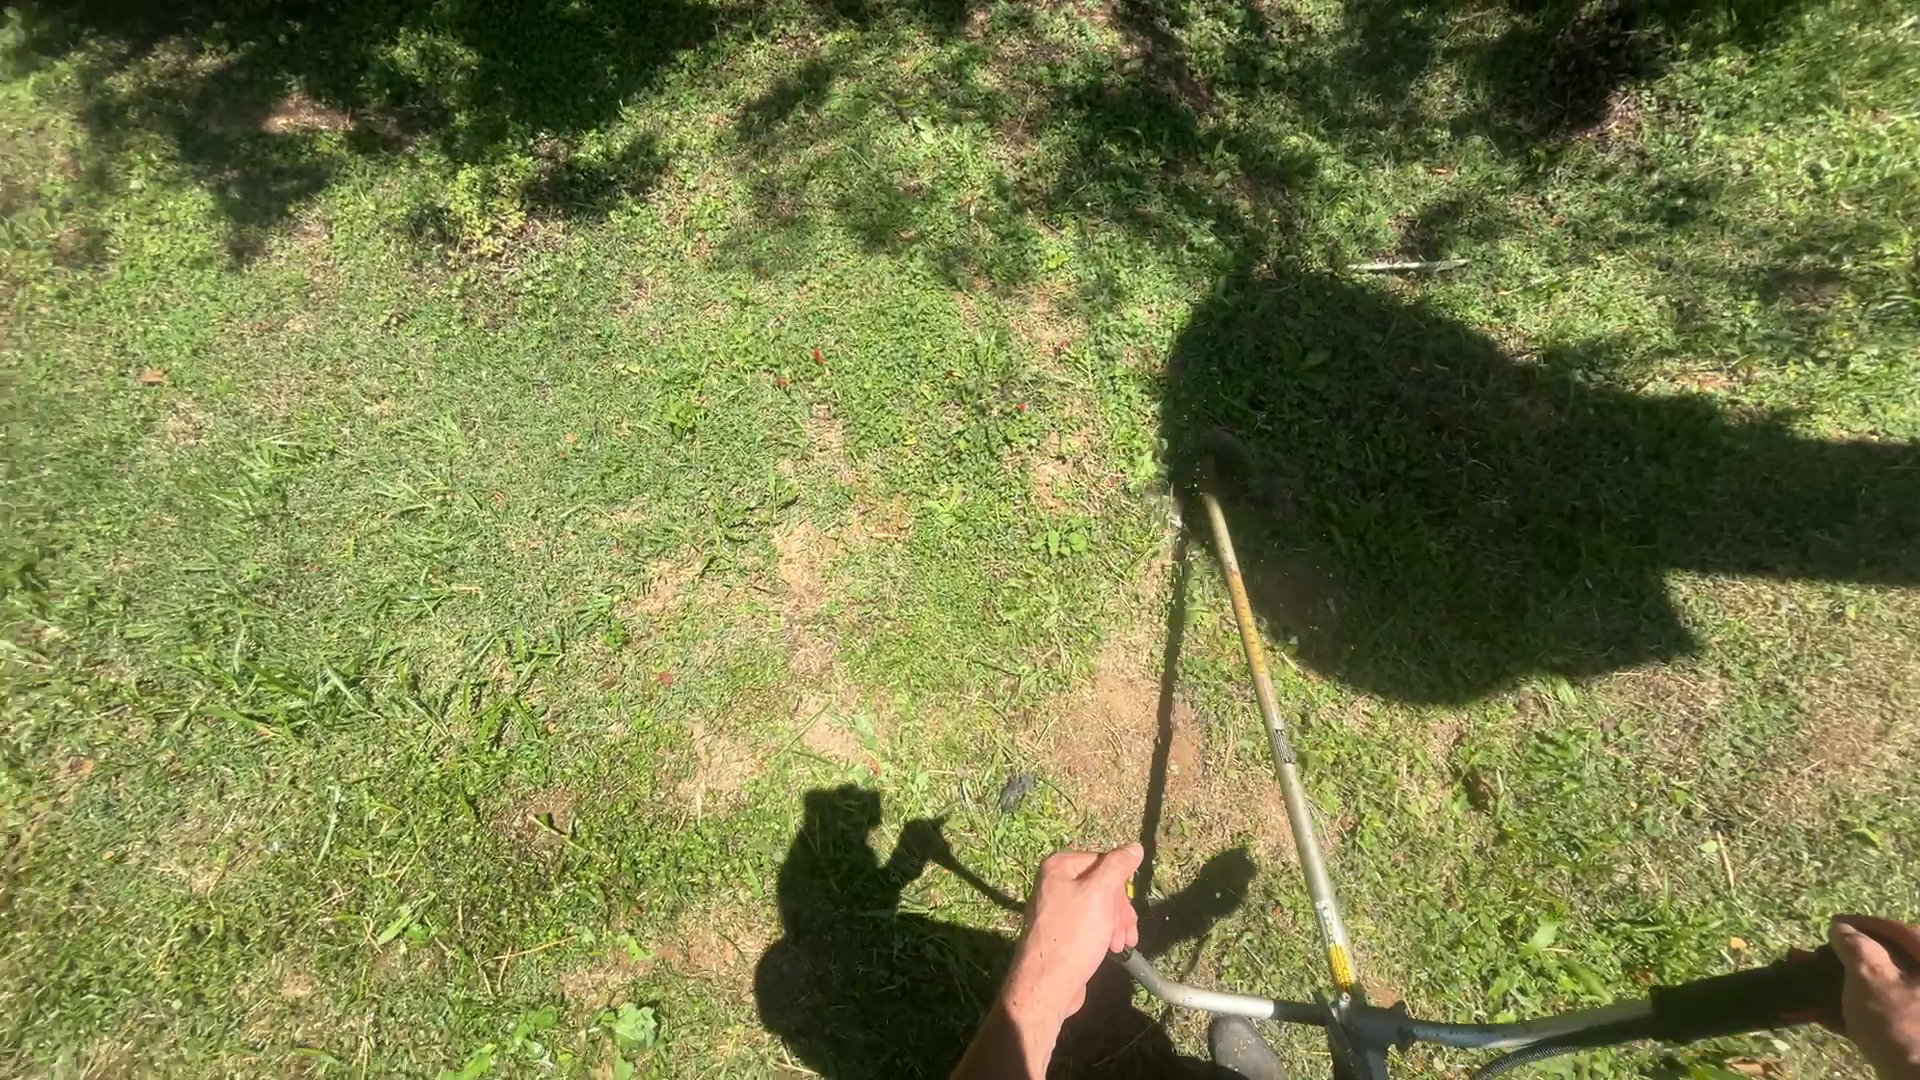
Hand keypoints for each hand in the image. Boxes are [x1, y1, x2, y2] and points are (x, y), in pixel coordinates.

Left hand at [952, 843, 1142, 1079]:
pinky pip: (1090, 922)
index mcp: (1058, 866)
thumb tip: (1134, 846)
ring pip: (1098, 906)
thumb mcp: (1099, 895)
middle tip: (1128, 933)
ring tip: (1122, 944)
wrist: (1047, 985)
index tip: (1128, 911)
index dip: (1120, 886)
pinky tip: (1112, 950)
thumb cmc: (1074, 934)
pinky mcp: (1061, 930)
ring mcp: (1056, 907)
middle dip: (1119, 909)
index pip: (1101, 862)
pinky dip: (1104, 933)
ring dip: (1116, 924)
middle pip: (1101, 885)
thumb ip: (1117, 867)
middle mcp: (1054, 882)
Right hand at [1832, 915, 1919, 1079]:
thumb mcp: (1869, 977)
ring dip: (1854, 985)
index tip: (1833, 924)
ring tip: (1818, 987)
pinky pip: (1896, 1014)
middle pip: (1899, 962)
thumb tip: (1844, 929)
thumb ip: (1855, 946)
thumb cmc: (1903, 1024)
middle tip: (1823, 958)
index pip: (1902, 932)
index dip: (1864, 924)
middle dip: (1854, 958)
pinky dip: (1866, 1011)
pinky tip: (1834, 1017)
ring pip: (1894, 990)